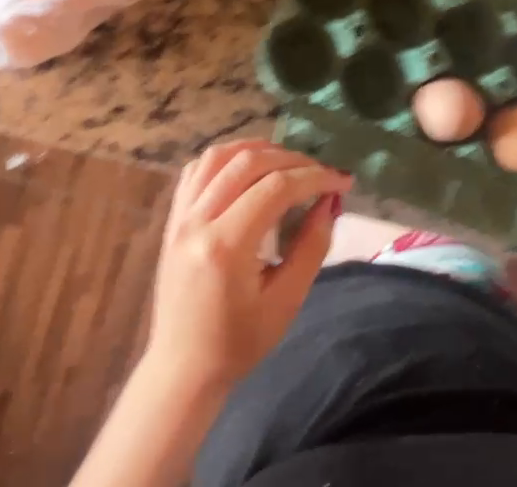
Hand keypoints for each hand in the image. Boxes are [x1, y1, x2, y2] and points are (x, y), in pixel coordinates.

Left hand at [143, 140, 352, 389]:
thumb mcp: (286, 301)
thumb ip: (310, 246)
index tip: (343, 181)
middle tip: (321, 172)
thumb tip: (330, 201)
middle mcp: (197, 221)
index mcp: (226, 246)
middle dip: (292, 159)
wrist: (184, 366)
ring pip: (218, 157)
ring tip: (289, 161)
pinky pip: (197, 170)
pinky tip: (249, 166)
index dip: (315, 177)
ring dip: (257, 149)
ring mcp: (179, 217)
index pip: (276, 188)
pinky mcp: (173, 218)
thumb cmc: (239, 343)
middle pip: (248, 163)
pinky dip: (226, 158)